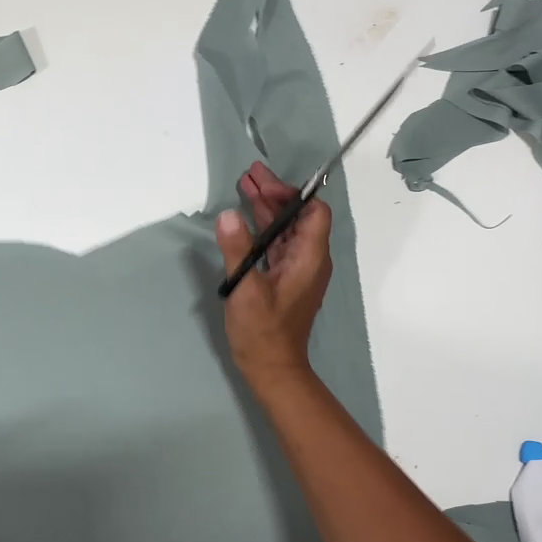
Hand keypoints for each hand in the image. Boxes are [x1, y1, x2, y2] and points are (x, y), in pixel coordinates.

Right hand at [215, 160, 333, 392]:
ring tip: (244, 187)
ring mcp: (295, 270)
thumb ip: (237, 249)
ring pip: (285, 230)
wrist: (272, 366)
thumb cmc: (263, 330)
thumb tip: (228, 215)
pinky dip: (262, 228)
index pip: (313, 213)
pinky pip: (276, 245)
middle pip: (298, 217)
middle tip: (249, 174)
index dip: (291, 194)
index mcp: (309, 258)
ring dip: (266, 208)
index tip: (262, 185)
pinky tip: (243, 221)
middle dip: (276, 193)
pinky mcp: (282, 279)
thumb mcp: (246, 288)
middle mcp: (308, 260)